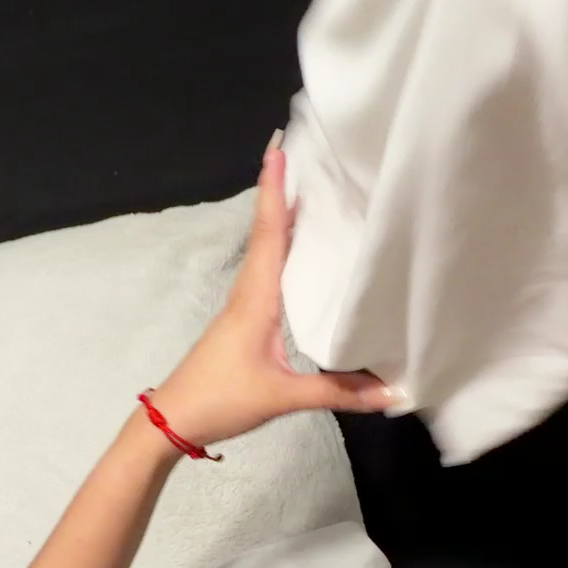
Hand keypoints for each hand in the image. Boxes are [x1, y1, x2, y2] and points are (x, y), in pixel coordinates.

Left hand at [144, 134, 391, 449]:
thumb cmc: (221, 399)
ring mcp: (242, 308)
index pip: (268, 234)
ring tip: (309, 192)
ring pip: (265, 254)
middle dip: (283, 193)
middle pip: (267, 234)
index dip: (273, 191)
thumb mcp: (281, 397)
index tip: (279, 148)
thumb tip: (393, 393)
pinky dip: (280, 253)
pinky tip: (297, 257)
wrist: (173, 420)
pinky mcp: (242, 324)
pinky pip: (265, 276)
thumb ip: (337, 392)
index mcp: (256, 299)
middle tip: (307, 156)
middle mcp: (248, 294)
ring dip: (281, 221)